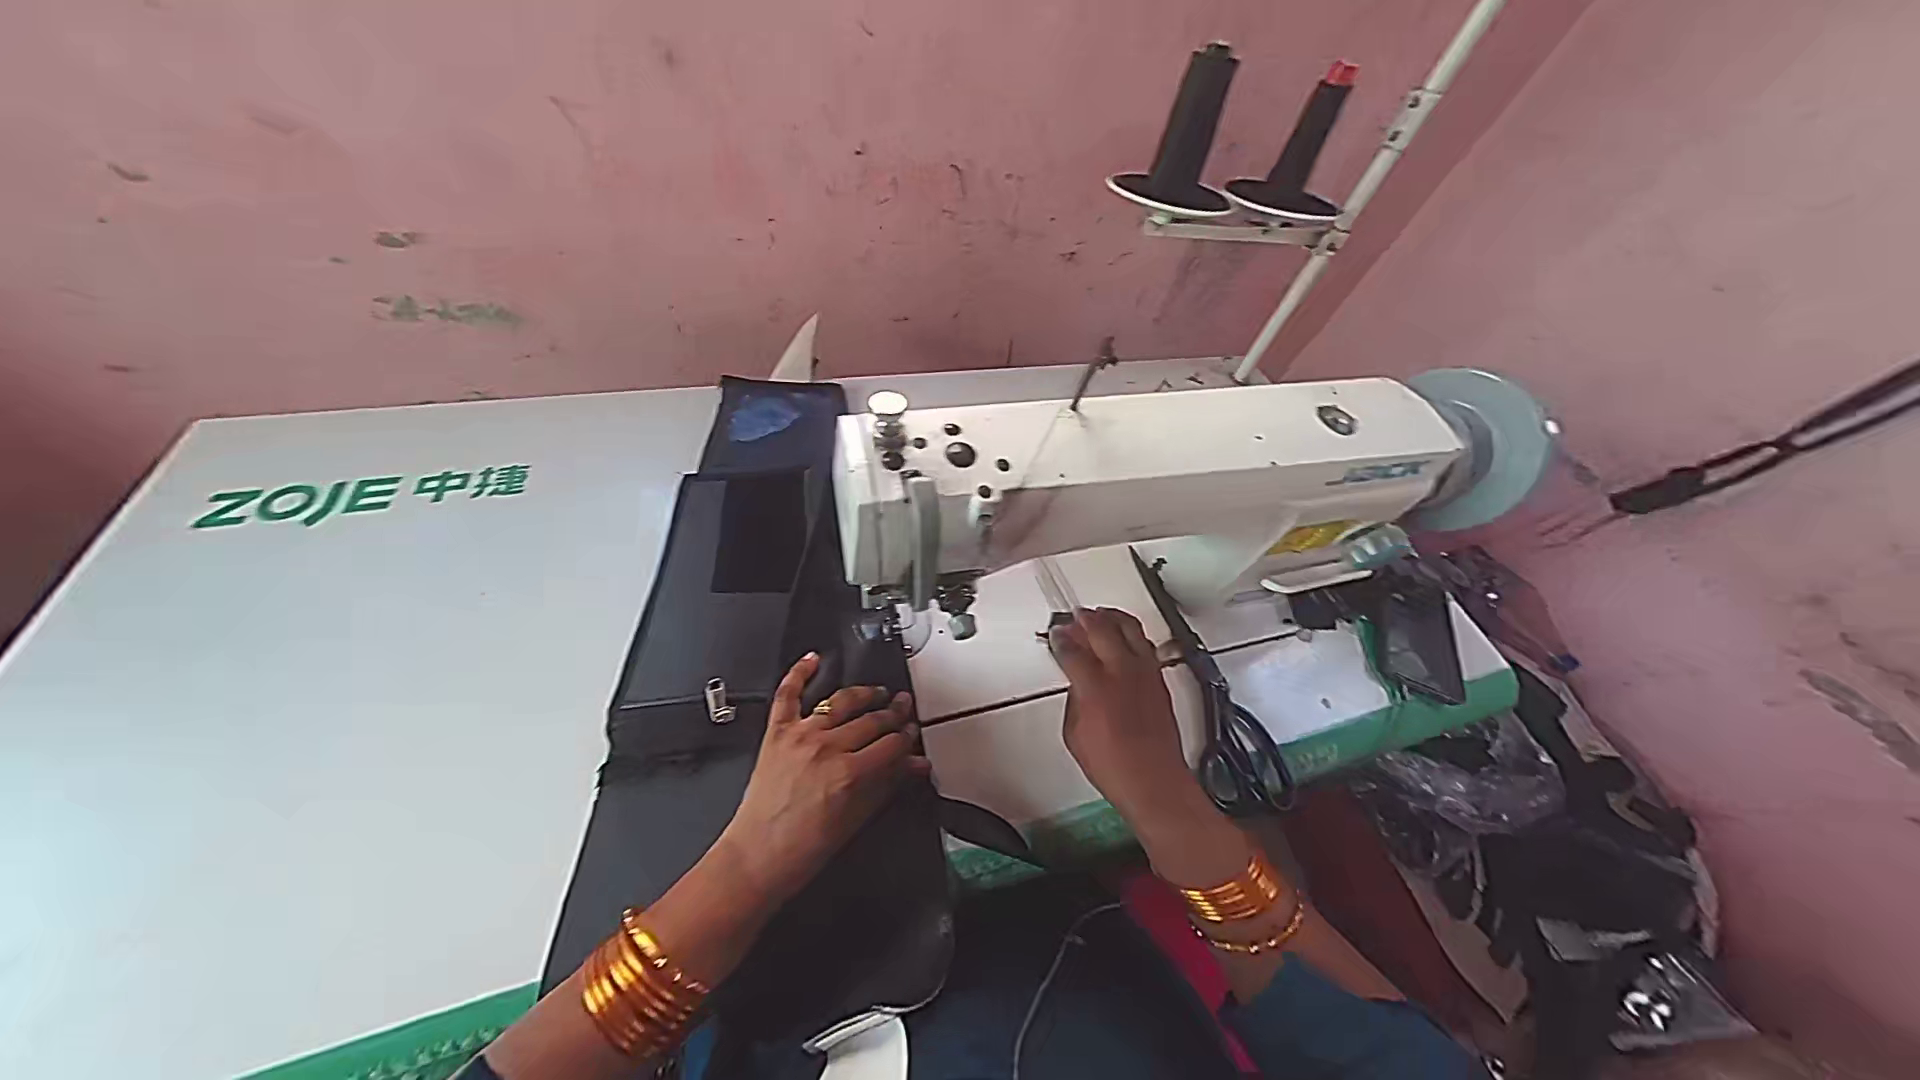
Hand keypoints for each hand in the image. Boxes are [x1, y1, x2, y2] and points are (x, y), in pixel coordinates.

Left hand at [714, 653, 927, 906]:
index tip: (912, 733)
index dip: (908, 736)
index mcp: (849, 773)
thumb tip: (913, 768)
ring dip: (864, 693)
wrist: (756, 858)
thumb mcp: (856, 820)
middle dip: (893, 713)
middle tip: (902, 709)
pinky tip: (813, 660)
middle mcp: (825, 748)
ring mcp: (800, 736)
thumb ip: (888, 785)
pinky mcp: (776, 733)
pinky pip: (788, 694)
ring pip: (841, 701)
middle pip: (872, 720)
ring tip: (876, 693)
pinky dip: (799, 672)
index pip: (892, 743)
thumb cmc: (801, 849)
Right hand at [1051, 608, 1201, 824]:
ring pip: (1127, 628)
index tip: (1056, 634)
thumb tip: (1076, 684)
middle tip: (1074, 617)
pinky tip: (1123, 634)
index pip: (1071, 649)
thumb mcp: (1074, 733)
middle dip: (1083, 620)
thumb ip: (1074, 699)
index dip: (1060, 638)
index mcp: (1094, 685)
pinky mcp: (1159, 680)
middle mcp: (1121, 672)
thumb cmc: (1114, 766)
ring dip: (1110, 618)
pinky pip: (1144, 643)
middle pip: (1100, 628)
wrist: (1154, 781)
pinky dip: (1130, 632)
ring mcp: (1144, 673)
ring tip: (1099, 615)